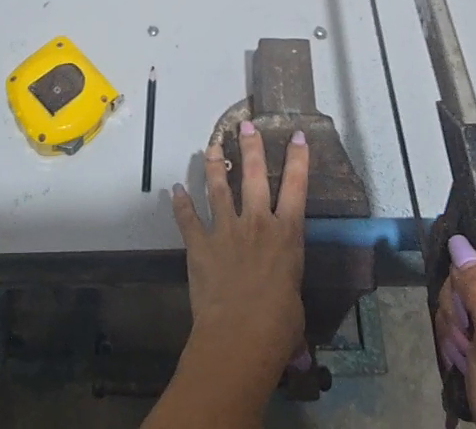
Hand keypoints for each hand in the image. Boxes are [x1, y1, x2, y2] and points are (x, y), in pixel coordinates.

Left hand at [145, 120, 308, 428]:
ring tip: (211, 144)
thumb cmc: (278, 327)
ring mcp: (226, 231)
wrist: (239, 336)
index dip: (298, 160)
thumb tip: (299, 350)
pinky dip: (180, 204)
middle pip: (254, 175)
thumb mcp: (294, 309)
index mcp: (287, 235)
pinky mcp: (199, 245)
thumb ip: (289, 307)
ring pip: (218, 188)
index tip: (298, 136)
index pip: (296, 188)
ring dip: (214, 164)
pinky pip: (188, 219)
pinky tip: (175, 190)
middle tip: (246, 124)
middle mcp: (257, 224)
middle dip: (251, 147)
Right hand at [434, 236, 475, 428]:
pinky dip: (463, 332)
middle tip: (468, 337)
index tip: (469, 311)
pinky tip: (468, 353)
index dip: (473, 276)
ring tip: (468, 351)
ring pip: (469, 291)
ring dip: (459, 322)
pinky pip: (471, 310)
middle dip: (463, 306)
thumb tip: (460, 243)